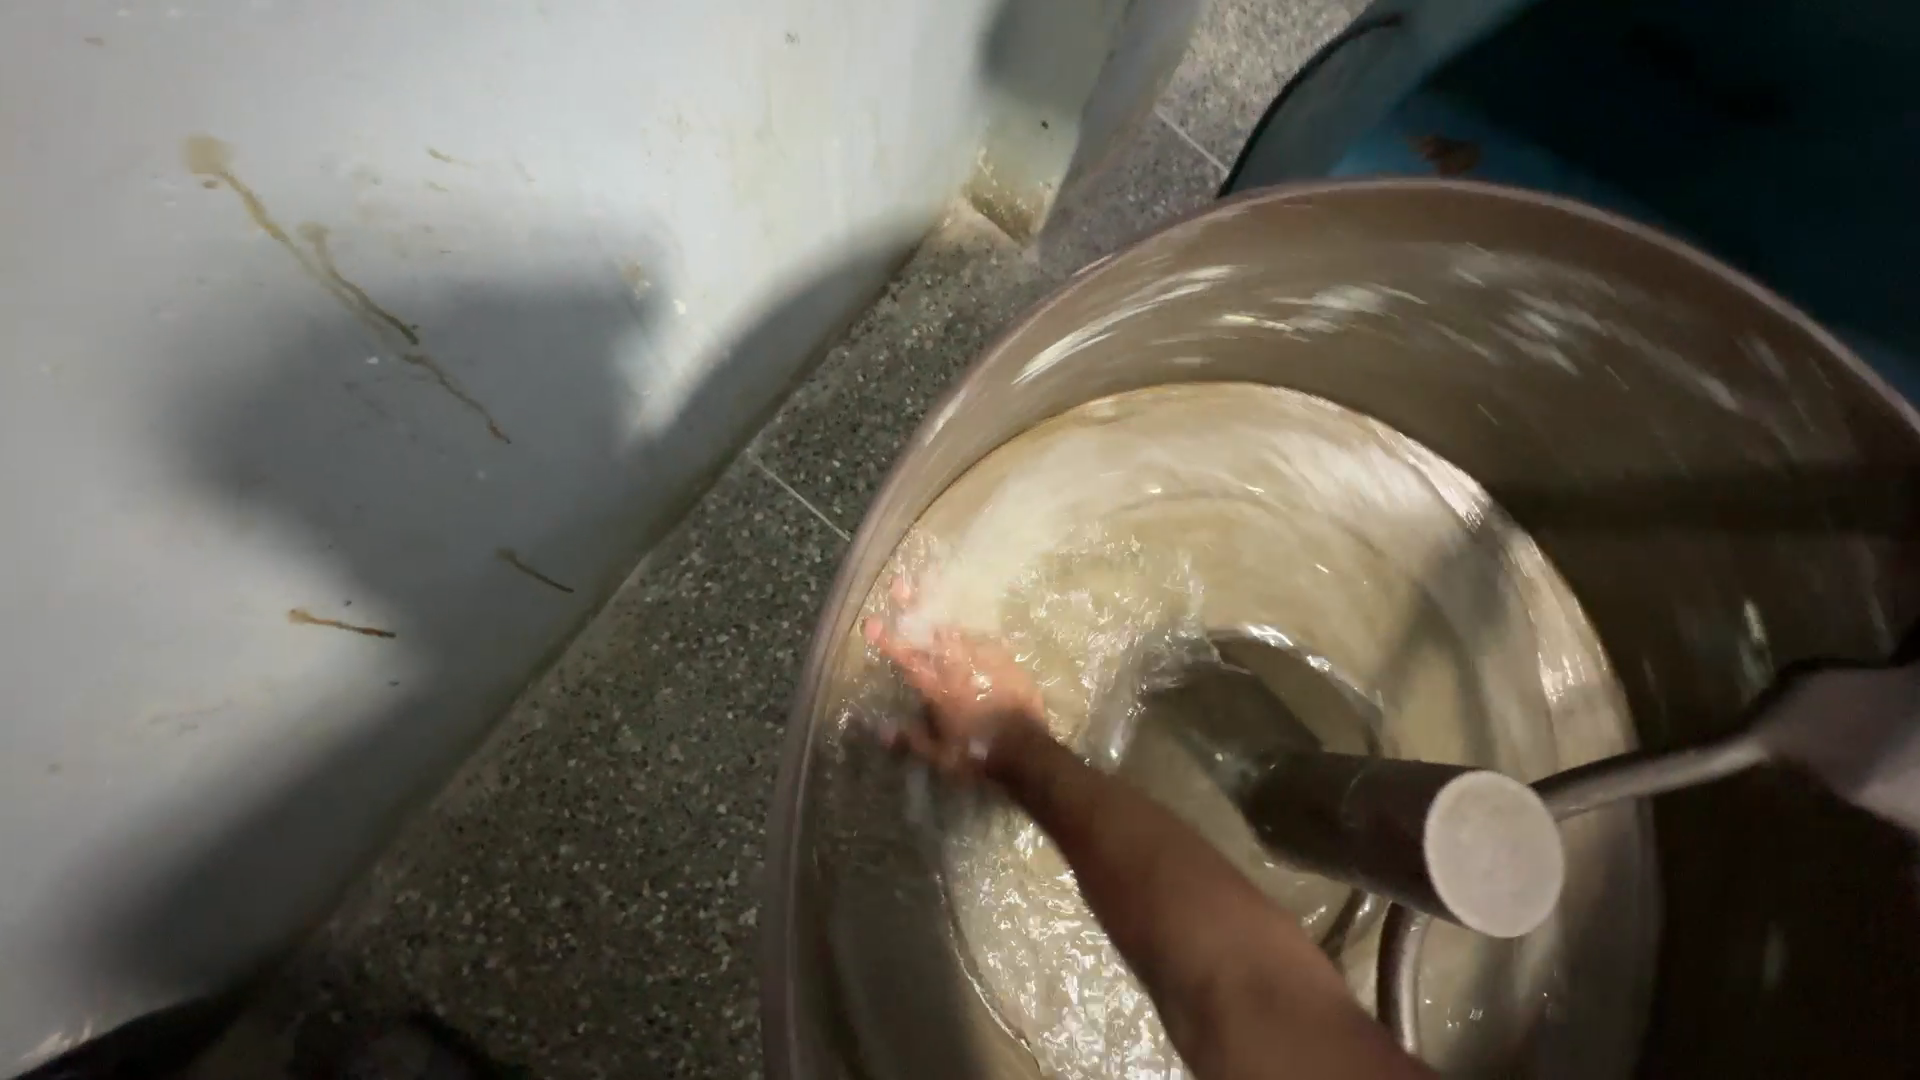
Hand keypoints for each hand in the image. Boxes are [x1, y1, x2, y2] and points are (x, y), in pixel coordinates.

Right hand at [862, 580, 1047, 777]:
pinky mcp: (1006, 660)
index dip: (888, 640)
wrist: (1026, 750)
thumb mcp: (940, 755)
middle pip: (932, 631)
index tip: (871, 622)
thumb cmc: (978, 755)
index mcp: (937, 689)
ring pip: (959, 628)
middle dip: (914, 606)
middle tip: (899, 582)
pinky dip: (973, 629)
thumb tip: (881, 729)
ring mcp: (984, 659)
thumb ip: (911, 738)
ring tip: (932, 584)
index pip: (907, 659)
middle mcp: (958, 667)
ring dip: (943, 609)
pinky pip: (986, 638)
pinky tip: (969, 620)